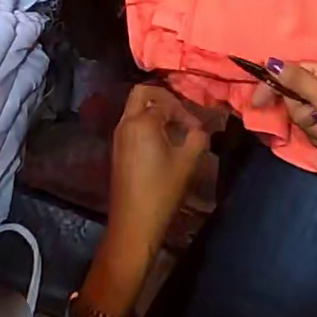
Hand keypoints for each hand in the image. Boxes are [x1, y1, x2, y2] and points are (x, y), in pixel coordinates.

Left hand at [88, 84, 209, 314]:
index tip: (198, 130)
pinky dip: (148, 124)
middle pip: (142, 93)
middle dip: (164, 98)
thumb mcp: (188, 162)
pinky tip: (164, 142)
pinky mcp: (118, 149)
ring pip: (135, 108)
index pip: (165, 102)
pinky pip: (133, 124)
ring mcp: (118, 136)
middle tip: (183, 113)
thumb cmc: (162, 191)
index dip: (185, 112)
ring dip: (156, 111)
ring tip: (177, 130)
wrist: (134, 223)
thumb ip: (197, 137)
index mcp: (141, 122)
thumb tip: (199, 129)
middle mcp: (125, 123)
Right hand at [252, 58, 316, 188]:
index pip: (292, 71)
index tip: (256, 103)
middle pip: (295, 95)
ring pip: (303, 115)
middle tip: (316, 117)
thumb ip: (296, 80)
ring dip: (312, 127)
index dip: (273, 85)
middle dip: (300, 111)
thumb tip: (270, 61)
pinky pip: (315, 129)